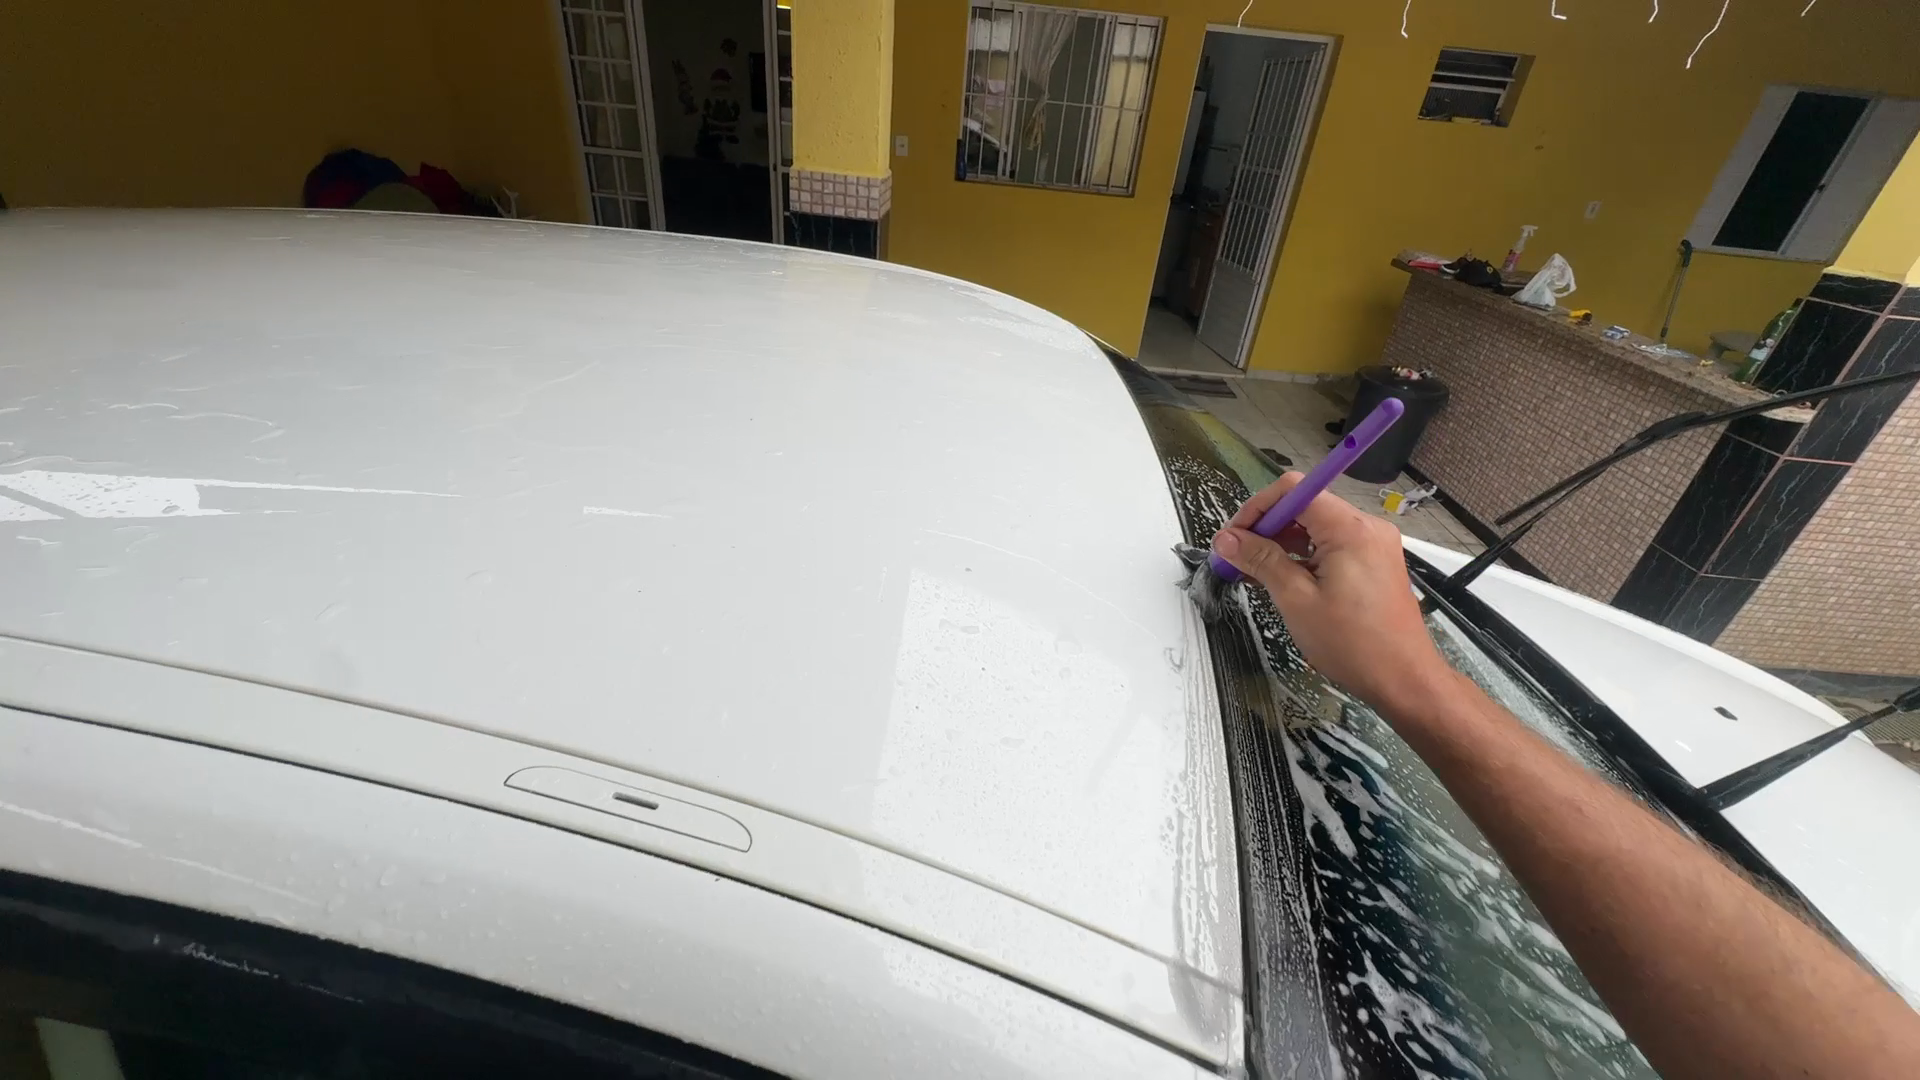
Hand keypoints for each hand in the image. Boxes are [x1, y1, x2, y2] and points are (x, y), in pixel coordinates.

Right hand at [1211, 472, 1454, 715]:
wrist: (1404, 680)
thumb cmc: (1350, 642)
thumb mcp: (1295, 599)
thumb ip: (1260, 561)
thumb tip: (1225, 539)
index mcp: (1349, 530)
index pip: (1294, 491)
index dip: (1257, 508)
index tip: (1233, 538)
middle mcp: (1366, 528)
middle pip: (1304, 506)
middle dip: (1265, 528)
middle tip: (1237, 558)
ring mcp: (1373, 545)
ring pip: (1315, 527)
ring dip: (1281, 544)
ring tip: (1255, 574)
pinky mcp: (1374, 563)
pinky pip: (1330, 545)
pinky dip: (1302, 556)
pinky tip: (1282, 580)